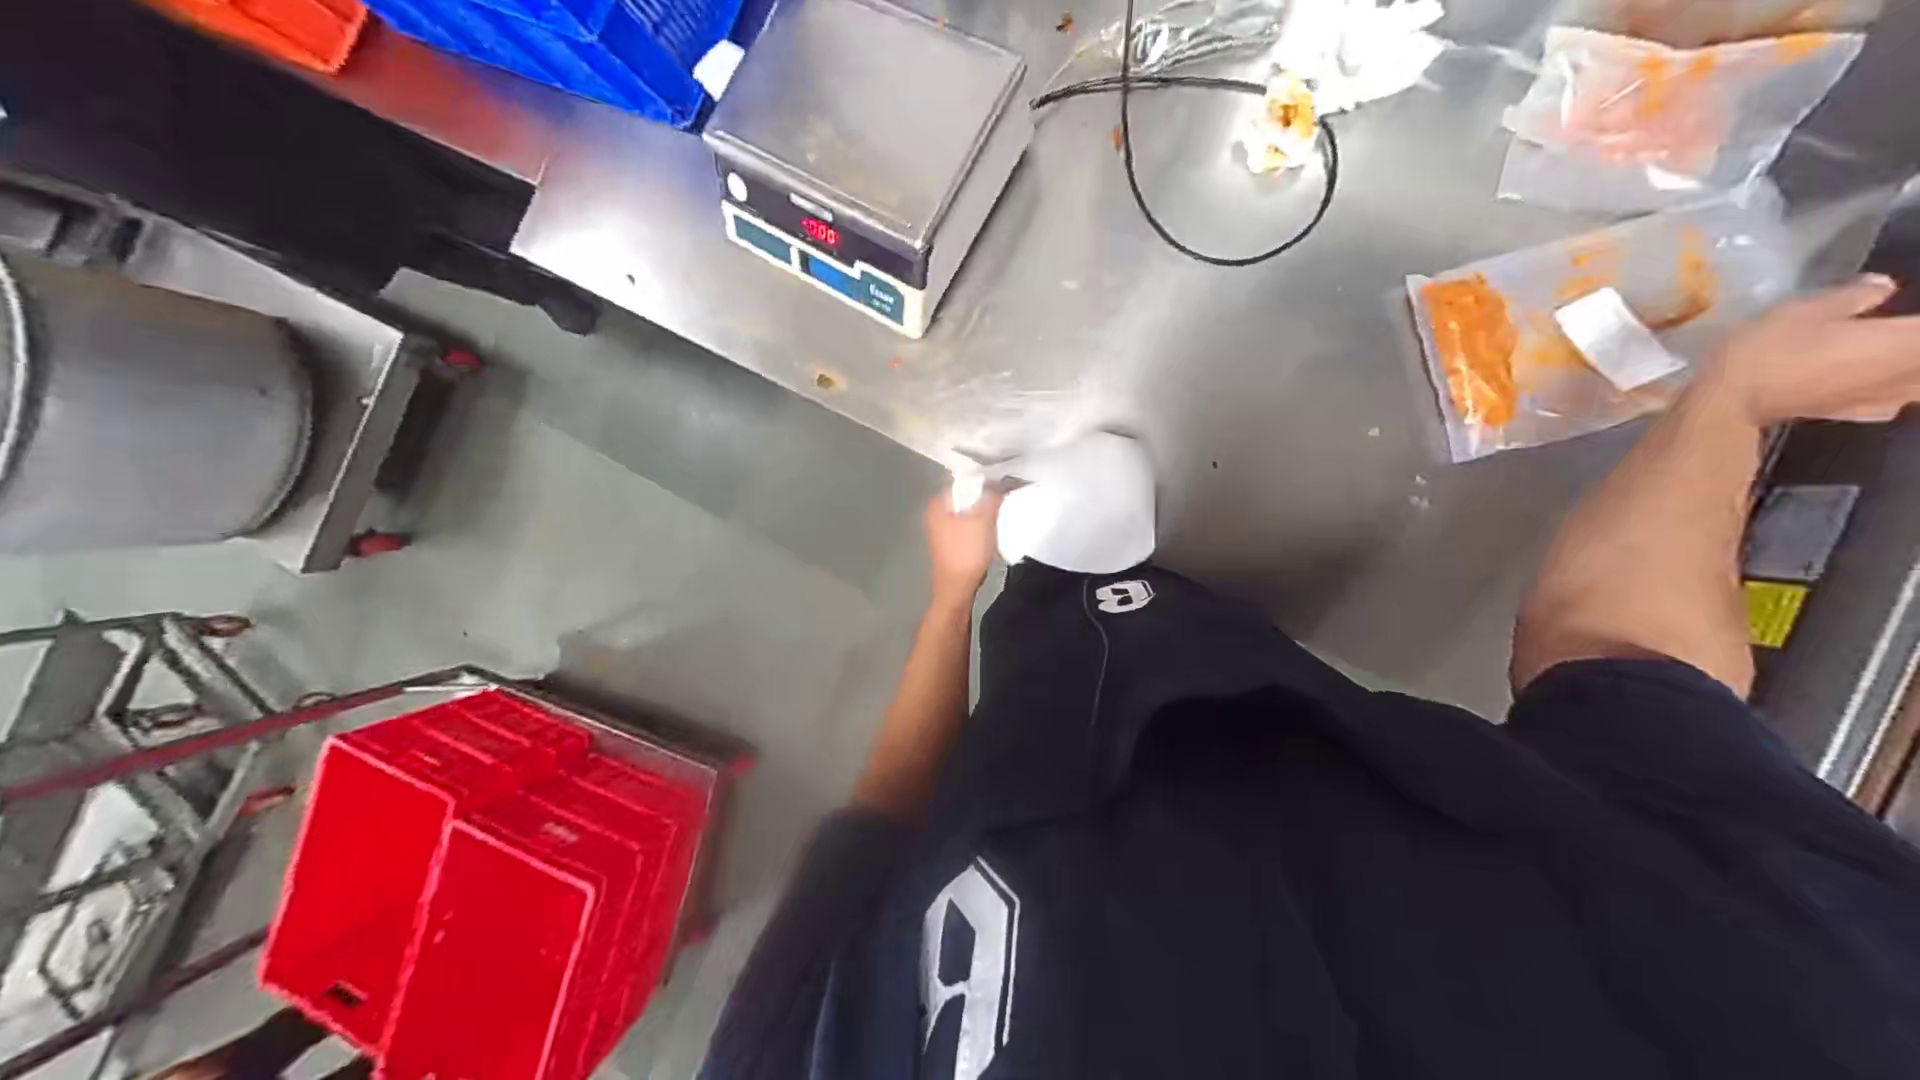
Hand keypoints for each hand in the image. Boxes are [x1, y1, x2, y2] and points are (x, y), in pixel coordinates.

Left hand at [924, 482, 1003, 607]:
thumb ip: (992, 496)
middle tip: (1007, 496)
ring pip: (969, 511)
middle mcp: (936, 513)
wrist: (957, 589)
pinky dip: (981, 524)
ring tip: (1004, 510)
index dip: (987, 480)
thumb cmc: (967, 552)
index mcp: (938, 503)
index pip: (965, 481)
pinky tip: (994, 528)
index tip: (1006, 482)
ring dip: (986, 511)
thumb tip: (1000, 481)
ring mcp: (942, 529)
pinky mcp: (951, 542)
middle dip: (987, 496)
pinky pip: (969, 525)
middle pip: (967, 496)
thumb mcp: (983, 520)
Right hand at [1695, 274, 1919, 425]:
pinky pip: (1889, 404)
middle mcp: (1906, 371)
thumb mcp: (1798, 312)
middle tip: (1893, 341)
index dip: (1912, 327)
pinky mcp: (1848, 413)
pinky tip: (1871, 387)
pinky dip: (1889, 395)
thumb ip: (1849, 297)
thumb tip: (1881, 286)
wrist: (1723, 405)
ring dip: (1908, 374)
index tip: (1897, 322)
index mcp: (1906, 340)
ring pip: (1918, 386)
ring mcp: (1880, 397)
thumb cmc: (1762, 353)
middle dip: (1911, 350)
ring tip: (1888, 363)